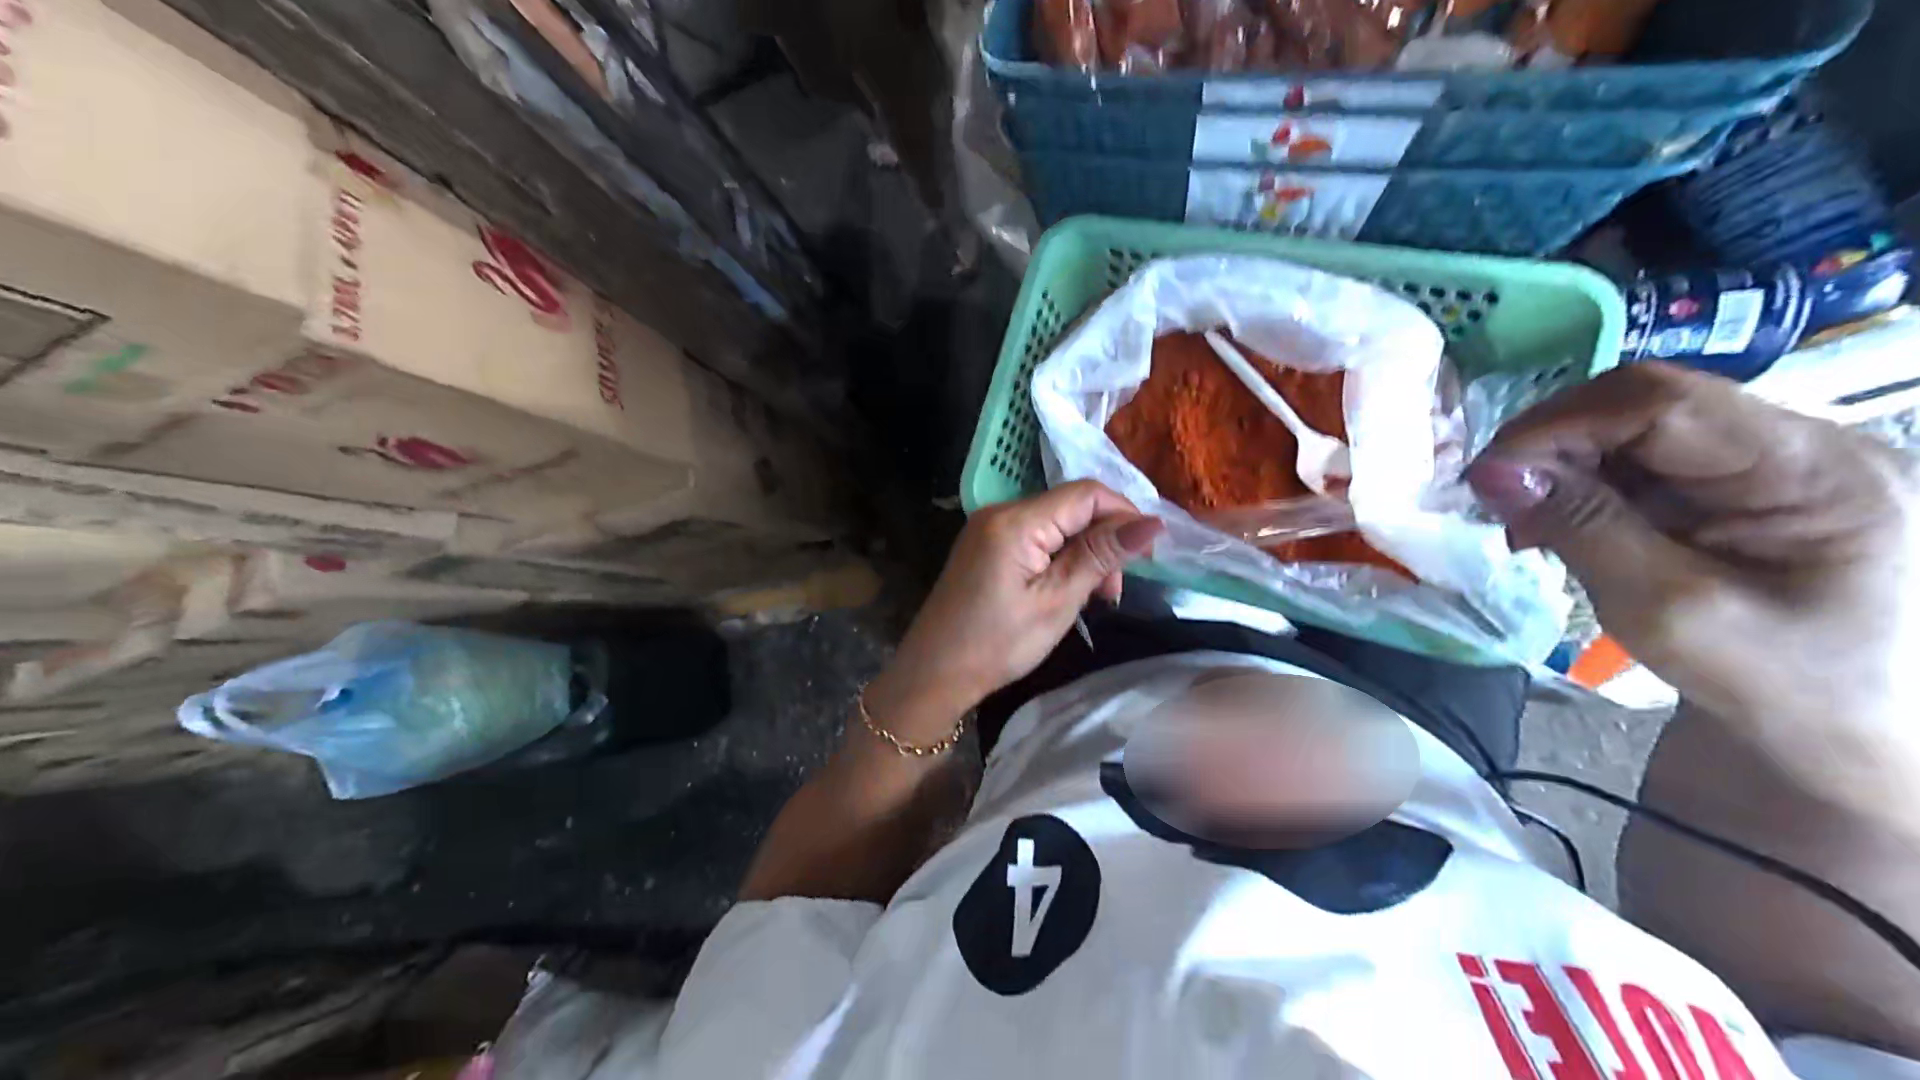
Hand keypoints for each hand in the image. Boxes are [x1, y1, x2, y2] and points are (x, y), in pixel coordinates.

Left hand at [870, 481, 1163, 728]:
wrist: (934, 673)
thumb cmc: (997, 644)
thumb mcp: (1057, 602)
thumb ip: (1101, 555)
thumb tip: (1152, 523)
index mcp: (1015, 520)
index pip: (1086, 493)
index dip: (1125, 514)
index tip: (1148, 556)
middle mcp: (1000, 511)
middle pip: (1072, 505)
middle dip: (1104, 539)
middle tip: (1114, 590)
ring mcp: (989, 527)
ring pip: (1057, 522)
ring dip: (1086, 551)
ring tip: (1097, 597)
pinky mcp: (986, 545)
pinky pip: (1037, 537)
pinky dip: (1061, 557)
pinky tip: (1070, 588)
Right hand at [1466, 362, 1919, 728]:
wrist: (1841, 743)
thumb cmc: (1775, 686)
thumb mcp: (1664, 608)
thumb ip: (1579, 527)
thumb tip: (1489, 470)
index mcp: (1819, 468)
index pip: (1663, 402)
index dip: (1559, 423)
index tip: (1486, 474)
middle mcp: (1805, 446)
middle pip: (1646, 407)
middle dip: (1553, 447)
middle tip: (1497, 504)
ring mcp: (1775, 467)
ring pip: (1632, 432)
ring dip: (1561, 470)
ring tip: (1526, 527)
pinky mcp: (1742, 491)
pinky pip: (1641, 465)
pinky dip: (1581, 489)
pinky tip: (1558, 527)